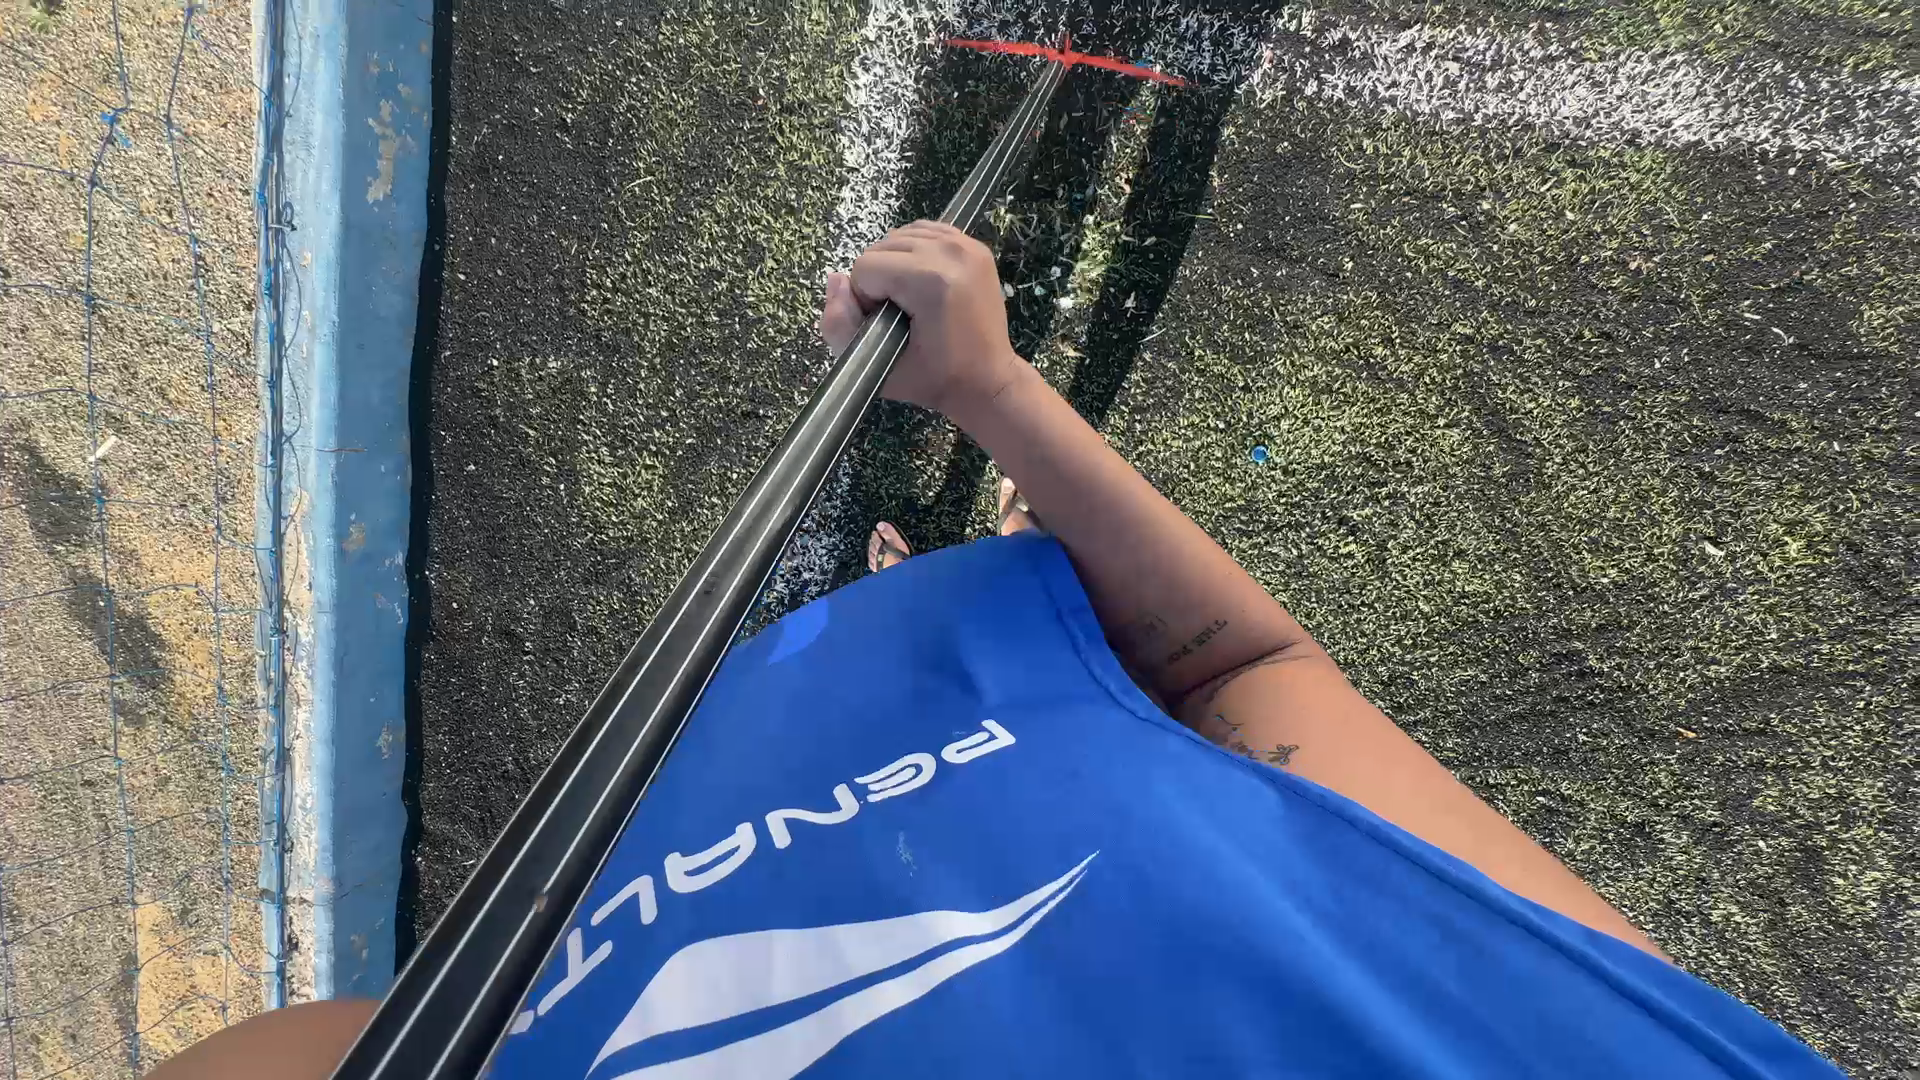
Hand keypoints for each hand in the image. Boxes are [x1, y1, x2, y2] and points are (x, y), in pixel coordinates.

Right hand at [818, 221, 1025, 420]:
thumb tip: (835, 280)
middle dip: (879, 282)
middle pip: (880, 248)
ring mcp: (965, 245)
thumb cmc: (934, 381)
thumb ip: (839, 326)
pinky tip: (921, 285)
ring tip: (910, 303)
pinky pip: (924, 232)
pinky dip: (914, 254)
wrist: (987, 381)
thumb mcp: (875, 364)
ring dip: (894, 267)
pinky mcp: (973, 246)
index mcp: (930, 280)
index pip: (864, 267)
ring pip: (899, 237)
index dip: (865, 301)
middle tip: (899, 318)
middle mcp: (950, 252)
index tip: (886, 328)